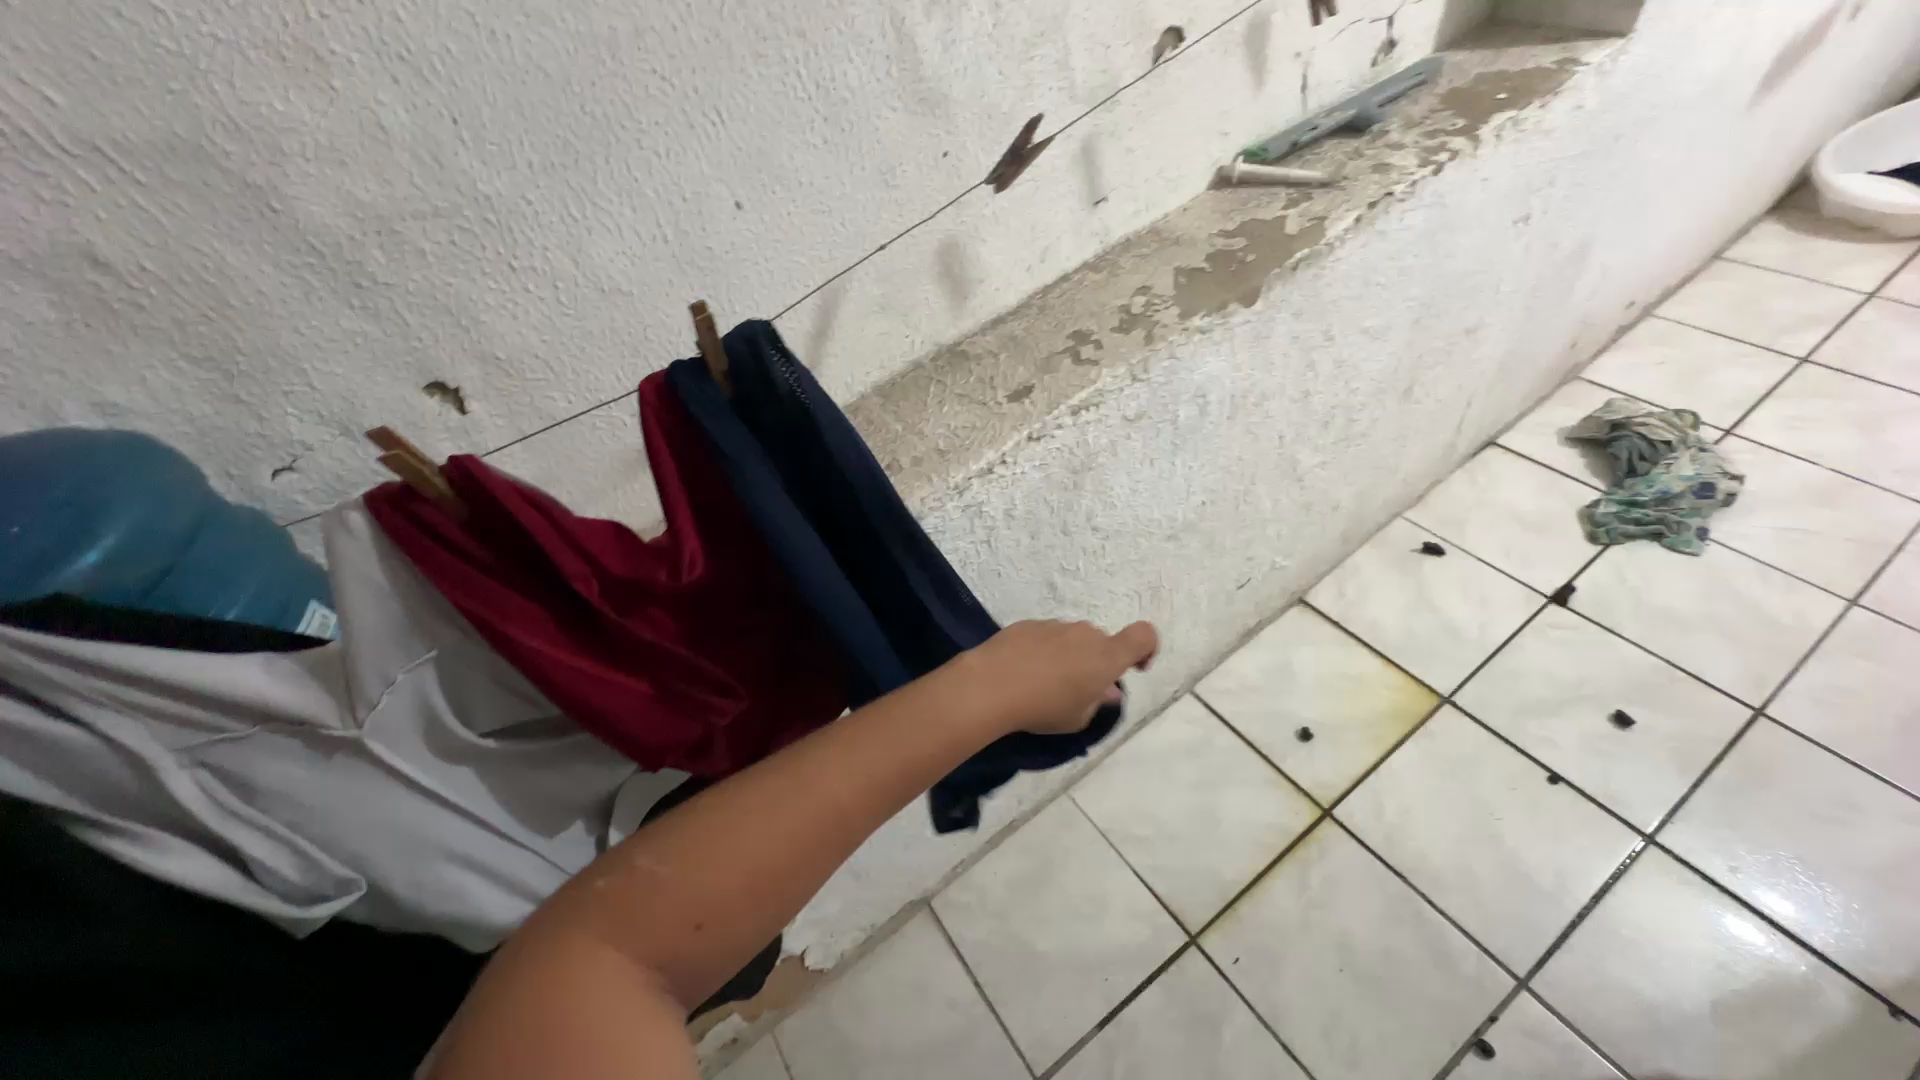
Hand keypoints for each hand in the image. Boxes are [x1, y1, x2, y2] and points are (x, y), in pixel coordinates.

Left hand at [958, 619, 1158, 735]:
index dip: (1146, 649)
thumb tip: (1107, 691)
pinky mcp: (1027, 624)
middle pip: (1101, 643)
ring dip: (1067, 657)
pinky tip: (1022, 673)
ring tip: (1042, 684)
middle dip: (1094, 663)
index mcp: (1107, 656)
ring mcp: (1054, 625)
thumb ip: (1098, 701)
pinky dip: (1042, 651)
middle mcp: (1085, 634)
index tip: (1133, 669)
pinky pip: (1045, 637)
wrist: (991, 684)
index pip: (1144, 635)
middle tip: (1075, 691)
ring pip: (1071, 640)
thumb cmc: (1044, 707)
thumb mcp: (1078, 718)